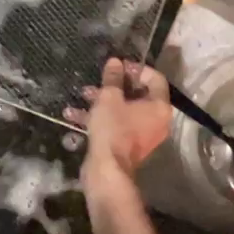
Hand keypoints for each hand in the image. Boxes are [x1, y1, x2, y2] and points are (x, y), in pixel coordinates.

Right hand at [65, 57, 171, 178]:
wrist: (106, 171)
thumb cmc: (112, 129)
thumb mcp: (109, 98)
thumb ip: (113, 78)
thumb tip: (116, 62)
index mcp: (159, 107)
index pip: (156, 79)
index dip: (137, 69)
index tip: (119, 66)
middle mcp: (156, 121)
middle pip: (139, 95)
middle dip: (115, 86)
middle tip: (99, 80)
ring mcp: (142, 135)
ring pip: (124, 111)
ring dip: (103, 101)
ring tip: (83, 94)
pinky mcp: (127, 146)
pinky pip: (116, 126)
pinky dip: (99, 119)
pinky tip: (73, 115)